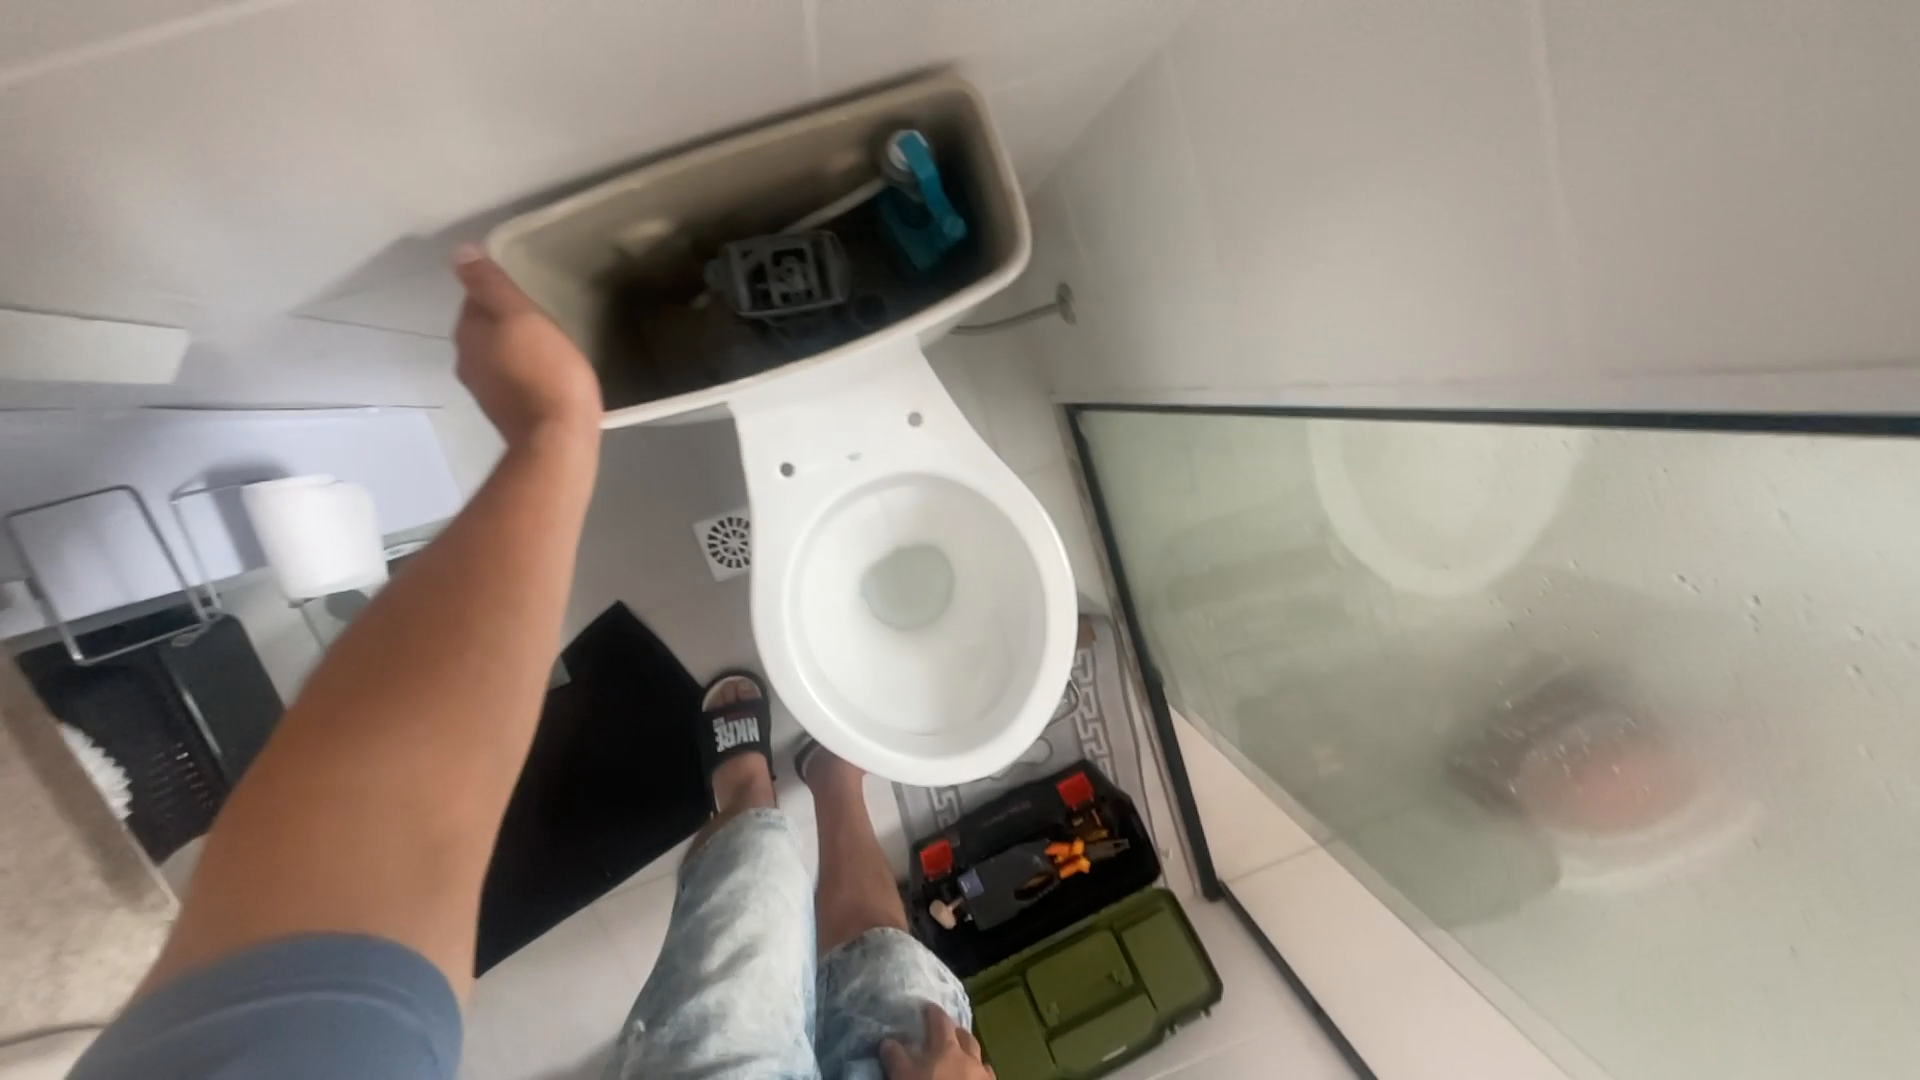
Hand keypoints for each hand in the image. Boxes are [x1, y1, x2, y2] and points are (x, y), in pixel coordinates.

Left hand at [451, 245, 602, 448]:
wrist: (558, 439)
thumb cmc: (547, 372)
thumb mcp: (523, 317)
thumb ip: (491, 284)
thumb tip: (460, 251)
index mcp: (468, 334)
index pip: (475, 300)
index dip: (501, 295)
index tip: (530, 299)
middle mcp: (467, 362)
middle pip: (485, 331)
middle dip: (507, 326)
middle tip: (544, 324)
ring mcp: (486, 392)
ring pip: (498, 359)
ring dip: (517, 353)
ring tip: (550, 352)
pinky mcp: (507, 415)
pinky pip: (513, 384)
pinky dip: (526, 378)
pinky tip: (550, 381)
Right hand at [878, 1004, 994, 1079]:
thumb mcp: (906, 1077)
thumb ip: (897, 1058)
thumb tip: (888, 1041)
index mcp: (947, 1047)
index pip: (940, 1021)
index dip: (933, 1012)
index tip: (927, 1007)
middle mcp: (969, 1056)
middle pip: (965, 1036)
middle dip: (955, 1032)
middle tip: (945, 1033)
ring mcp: (984, 1074)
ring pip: (978, 1056)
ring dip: (969, 1053)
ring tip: (961, 1057)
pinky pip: (988, 1075)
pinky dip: (981, 1072)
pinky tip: (976, 1078)